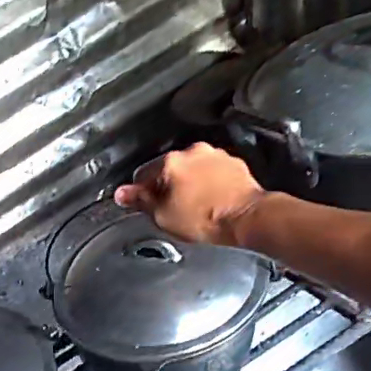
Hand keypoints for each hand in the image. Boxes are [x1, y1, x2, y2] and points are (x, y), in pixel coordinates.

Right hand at [114, 143, 268, 246]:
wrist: (247, 218)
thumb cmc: (207, 219)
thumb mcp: (164, 216)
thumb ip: (141, 201)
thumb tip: (123, 193)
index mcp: (170, 162)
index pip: (143, 174)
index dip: (142, 192)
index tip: (146, 204)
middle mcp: (192, 152)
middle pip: (170, 168)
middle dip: (169, 186)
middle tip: (172, 210)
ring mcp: (215, 155)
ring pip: (193, 168)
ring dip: (191, 183)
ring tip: (195, 207)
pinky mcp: (233, 163)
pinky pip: (213, 172)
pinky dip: (210, 183)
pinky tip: (212, 201)